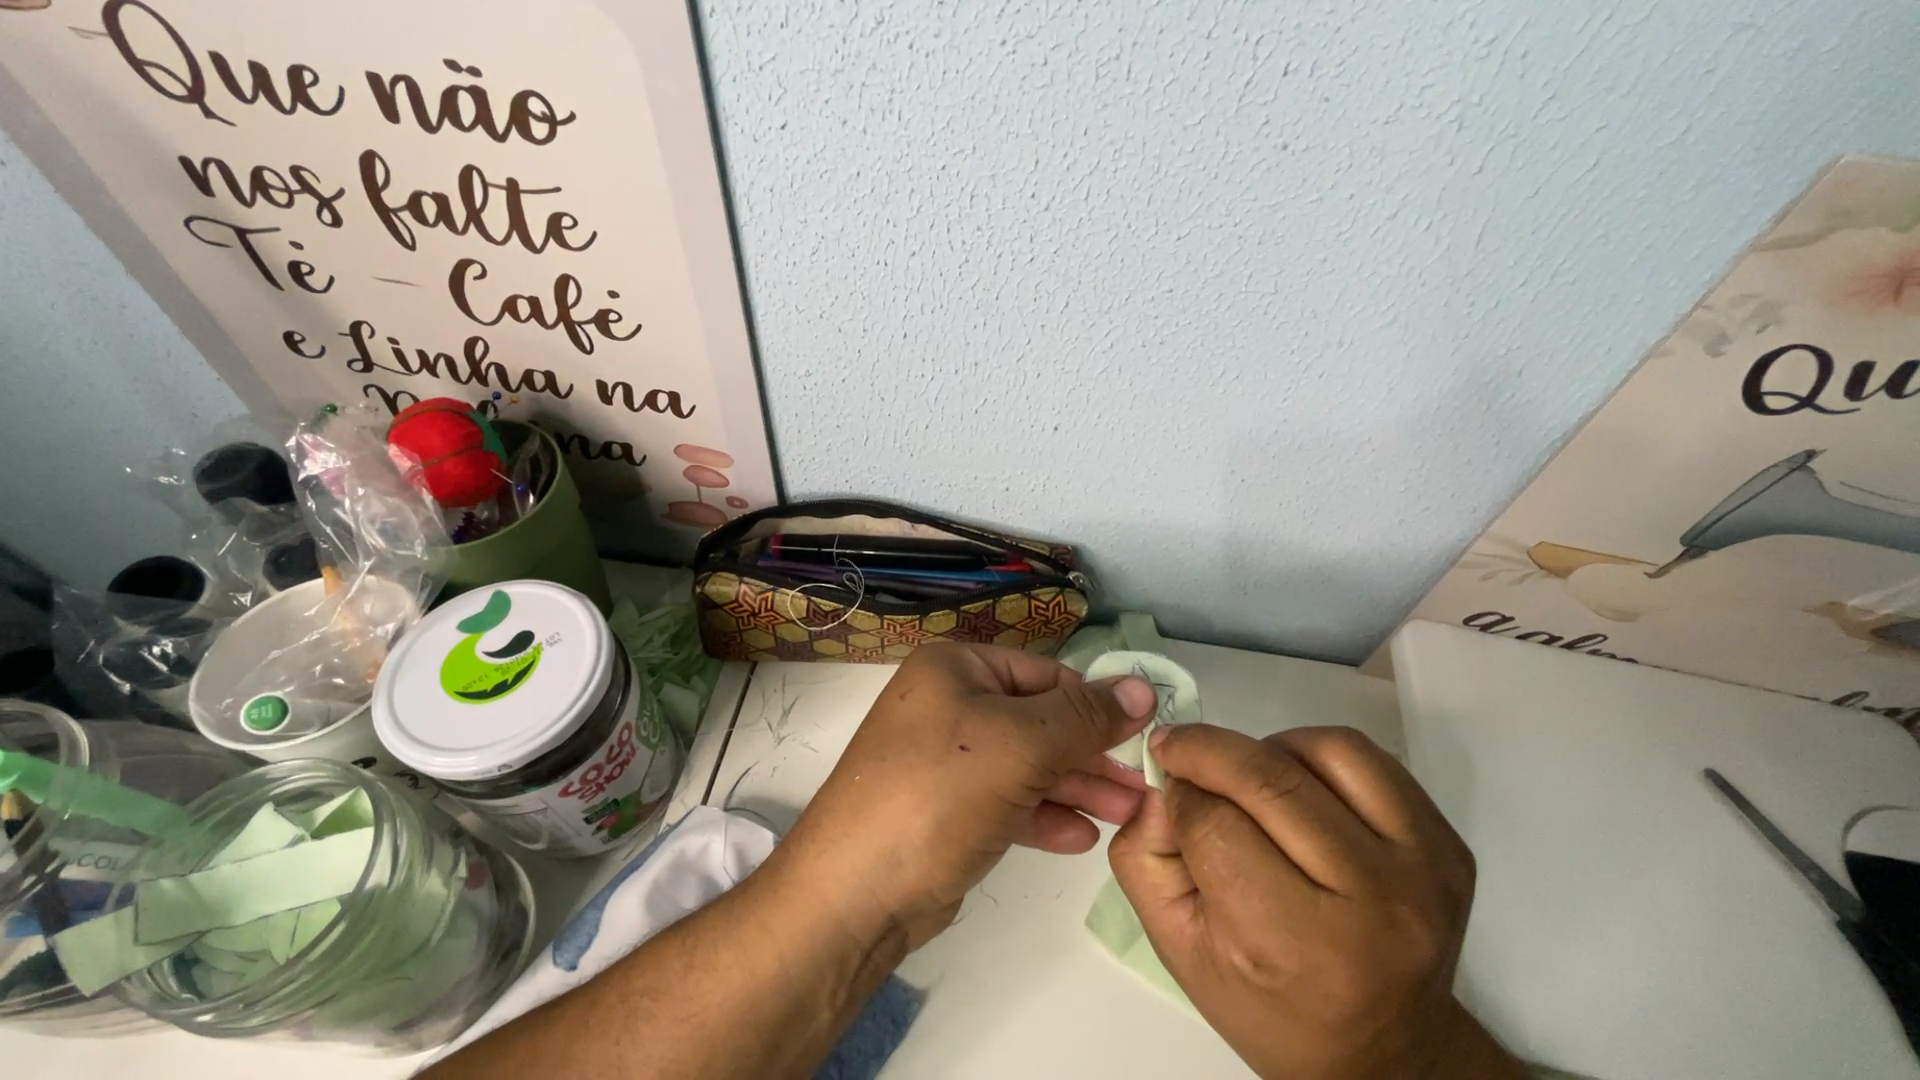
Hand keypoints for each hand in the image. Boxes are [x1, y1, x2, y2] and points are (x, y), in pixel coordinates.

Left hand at [775, 643, 1156, 951]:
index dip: (1094, 706)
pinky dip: (1043, 816)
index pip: (1044, 675)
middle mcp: (947, 705)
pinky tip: (1081, 838)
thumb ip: (1086, 716)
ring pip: (1026, 766)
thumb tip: (1144, 686)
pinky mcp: (945, 811)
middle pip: (1037, 722)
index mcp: (955, 669)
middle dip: (1089, 756)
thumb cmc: (941, 792)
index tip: (1141, 739)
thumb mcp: (1022, 744)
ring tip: (1127, 813)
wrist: (858, 890)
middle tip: (1140, 788)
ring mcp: (943, 761)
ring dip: (1076, 788)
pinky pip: (1006, 802)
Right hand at [1109, 724, 1517, 1079]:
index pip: (1215, 825)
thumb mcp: (1178, 947)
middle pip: (1269, 780)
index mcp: (1297, 944)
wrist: (1381, 1050)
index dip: (1178, 795)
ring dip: (1268, 748)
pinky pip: (1372, 760)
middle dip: (1206, 751)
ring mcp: (1423, 869)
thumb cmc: (1266, 1004)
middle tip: (1176, 747)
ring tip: (1248, 777)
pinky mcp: (1448, 846)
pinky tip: (1297, 787)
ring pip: (1328, 751)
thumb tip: (1160, 779)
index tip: (1165, 789)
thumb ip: (1147, 857)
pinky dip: (1318, 754)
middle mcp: (1373, 902)